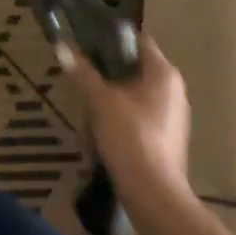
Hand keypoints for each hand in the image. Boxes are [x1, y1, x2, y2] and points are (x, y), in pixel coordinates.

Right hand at [60, 35, 191, 200]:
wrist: (153, 194)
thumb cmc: (130, 137)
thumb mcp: (101, 101)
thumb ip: (83, 72)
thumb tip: (61, 45)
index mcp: (164, 74)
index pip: (138, 41)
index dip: (112, 40)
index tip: (87, 45)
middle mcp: (174, 91)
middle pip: (132, 72)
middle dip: (104, 83)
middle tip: (84, 93)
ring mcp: (172, 117)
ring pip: (131, 99)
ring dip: (107, 108)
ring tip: (89, 125)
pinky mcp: (166, 140)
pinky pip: (137, 120)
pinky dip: (118, 125)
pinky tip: (101, 141)